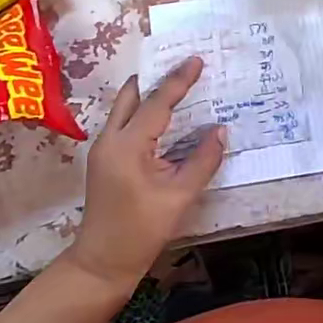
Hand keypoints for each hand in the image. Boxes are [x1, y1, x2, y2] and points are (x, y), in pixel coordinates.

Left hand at [67, 58, 225, 288]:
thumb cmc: (141, 231)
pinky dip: (143, 111)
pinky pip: (123, 122)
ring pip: (124, 107)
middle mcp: (110, 139)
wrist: (101, 262)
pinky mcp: (104, 158)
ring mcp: (103, 148)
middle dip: (157, 78)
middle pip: (132, 95)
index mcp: (127, 146)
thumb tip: (221, 130)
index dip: (179, 80)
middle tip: (184, 66)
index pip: (157, 103)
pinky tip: (163, 116)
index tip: (196, 59)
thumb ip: (202, 161)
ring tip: (176, 84)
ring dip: (148, 93)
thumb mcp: (179, 197)